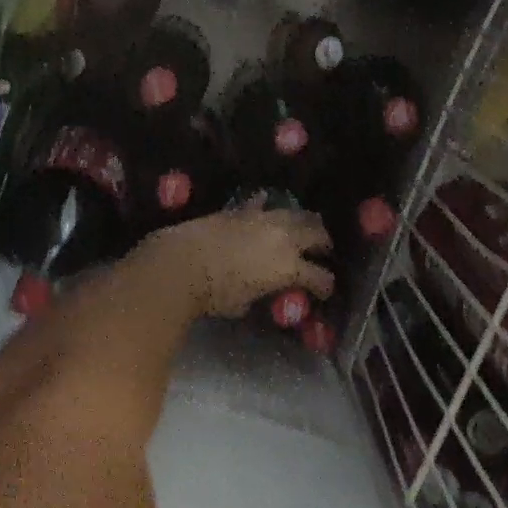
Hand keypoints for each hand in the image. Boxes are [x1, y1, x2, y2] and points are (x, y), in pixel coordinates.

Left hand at [135, 201, 335, 319]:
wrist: (182, 262)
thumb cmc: (213, 293)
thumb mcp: (242, 304)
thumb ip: (258, 295)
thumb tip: (258, 291)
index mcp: (289, 268)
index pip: (320, 277)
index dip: (325, 286)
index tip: (324, 291)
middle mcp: (284, 239)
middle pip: (316, 234)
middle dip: (323, 243)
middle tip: (322, 250)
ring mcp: (263, 219)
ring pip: (295, 213)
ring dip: (303, 221)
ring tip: (303, 226)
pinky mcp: (240, 210)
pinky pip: (260, 203)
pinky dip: (266, 206)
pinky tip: (265, 204)